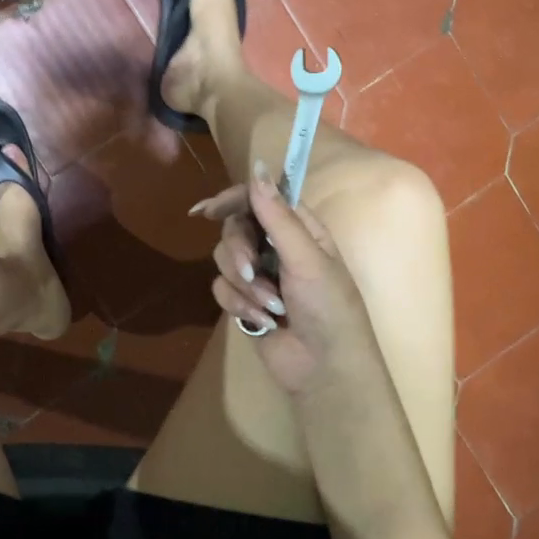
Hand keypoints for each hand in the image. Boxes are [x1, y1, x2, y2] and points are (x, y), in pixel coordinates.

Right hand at [192, 163, 384, 395]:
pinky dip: (240, 305)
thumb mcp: (307, 259)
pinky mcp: (244, 301)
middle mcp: (277, 247)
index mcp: (300, 230)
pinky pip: (221, 289)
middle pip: (235, 228)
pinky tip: (262, 322)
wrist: (325, 370)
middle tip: (250, 272)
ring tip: (270, 306)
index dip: (233, 200)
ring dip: (245, 286)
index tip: (209, 211)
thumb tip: (257, 167)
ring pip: (224, 260)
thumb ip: (277, 215)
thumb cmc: (330, 310)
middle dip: (238, 252)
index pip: (258, 198)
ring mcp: (259, 275)